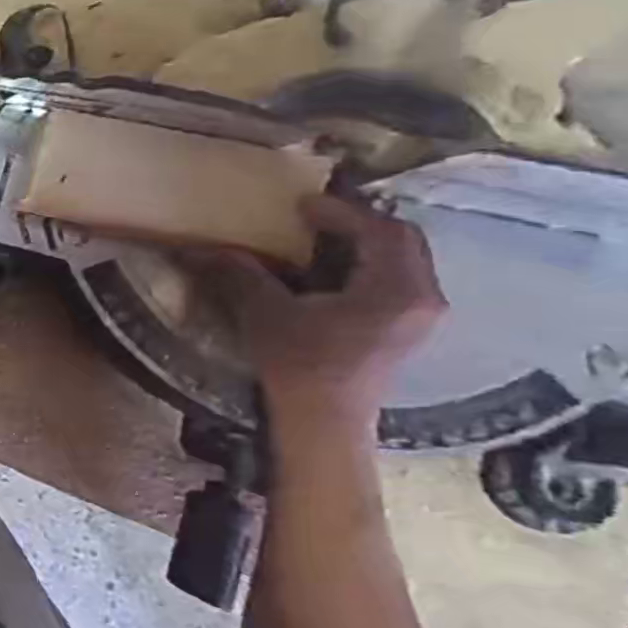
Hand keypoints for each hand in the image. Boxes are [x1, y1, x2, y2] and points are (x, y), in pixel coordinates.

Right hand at [203, 195, 446, 448]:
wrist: (324, 423)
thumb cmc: (300, 366)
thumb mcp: (266, 313)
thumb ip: (241, 273)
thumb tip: (205, 248)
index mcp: (395, 289)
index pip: (379, 231)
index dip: (341, 212)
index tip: (302, 204)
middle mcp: (422, 297)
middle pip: (402, 241)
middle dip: (361, 222)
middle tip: (317, 216)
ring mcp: (419, 317)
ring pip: (404, 261)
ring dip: (367, 243)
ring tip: (324, 238)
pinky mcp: (406, 331)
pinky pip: (398, 280)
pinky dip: (369, 265)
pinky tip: (335, 270)